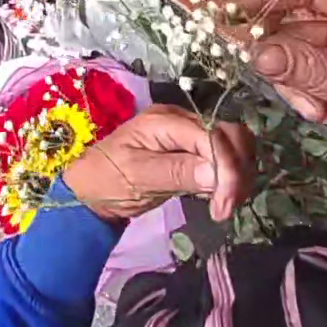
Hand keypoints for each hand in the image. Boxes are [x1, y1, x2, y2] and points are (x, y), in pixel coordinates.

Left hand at [63, 105, 253, 223]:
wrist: (90, 190)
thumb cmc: (107, 180)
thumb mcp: (137, 177)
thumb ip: (177, 172)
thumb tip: (217, 173)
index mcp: (166, 121)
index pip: (212, 135)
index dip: (227, 167)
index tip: (224, 205)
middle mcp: (182, 121)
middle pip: (228, 134)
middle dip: (236, 169)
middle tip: (227, 206)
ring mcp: (188, 134)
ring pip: (231, 144)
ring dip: (237, 174)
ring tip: (225, 205)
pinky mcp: (192, 150)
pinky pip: (222, 157)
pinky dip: (229, 176)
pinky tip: (220, 198)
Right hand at [236, 0, 326, 254]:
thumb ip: (310, 69)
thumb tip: (258, 51)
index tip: (236, 6)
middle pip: (305, 18)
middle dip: (279, 40)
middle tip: (249, 57)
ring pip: (303, 49)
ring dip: (293, 73)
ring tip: (307, 104)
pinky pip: (311, 74)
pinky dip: (302, 91)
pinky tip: (315, 113)